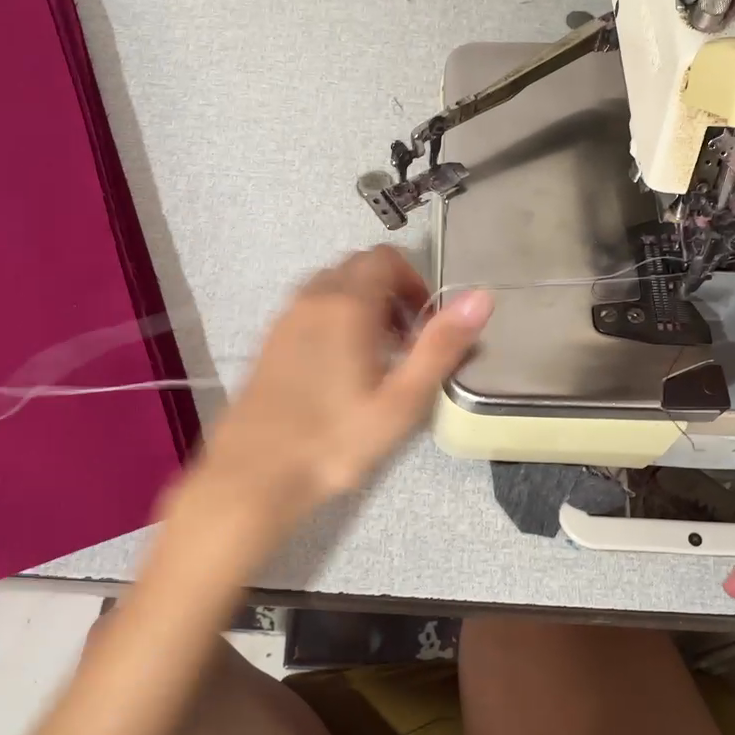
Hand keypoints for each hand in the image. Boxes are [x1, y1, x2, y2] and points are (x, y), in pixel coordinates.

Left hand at [178, 246, 491, 539]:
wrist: (252, 476)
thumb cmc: (334, 441)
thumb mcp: (401, 401)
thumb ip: (441, 346)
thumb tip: (482, 297)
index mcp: (345, 304)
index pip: (386, 258)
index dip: (414, 283)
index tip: (425, 326)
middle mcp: (310, 299)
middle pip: (358, 268)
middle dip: (391, 293)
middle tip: (407, 344)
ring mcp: (284, 319)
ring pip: (331, 288)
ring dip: (362, 306)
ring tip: (377, 358)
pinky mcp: (269, 342)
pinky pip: (309, 309)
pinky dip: (334, 321)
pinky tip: (340, 371)